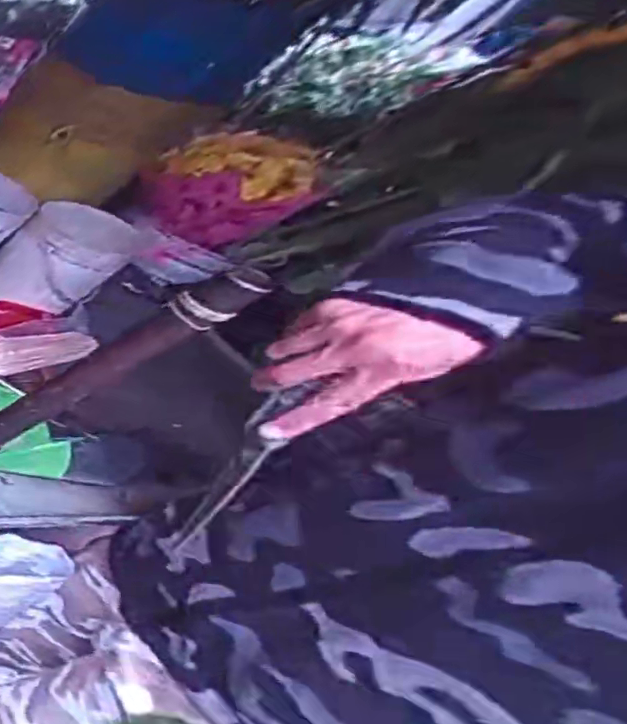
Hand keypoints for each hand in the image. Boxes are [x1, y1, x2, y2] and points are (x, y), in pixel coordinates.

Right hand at [253, 298, 484, 439]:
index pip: (328, 403)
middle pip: (290, 372)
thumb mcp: (421, 370)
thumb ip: (376, 380)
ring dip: (282, 353)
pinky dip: (296, 330)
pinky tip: (303, 333)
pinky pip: (299, 322)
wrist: (462, 293)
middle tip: (261, 383)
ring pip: (286, 346)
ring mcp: (337, 325)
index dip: (296, 420)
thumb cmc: (449, 339)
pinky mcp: (333, 305)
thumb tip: (339, 386)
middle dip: (270, 380)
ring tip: (282, 355)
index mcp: (378, 371)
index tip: (268, 431)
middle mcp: (349, 350)